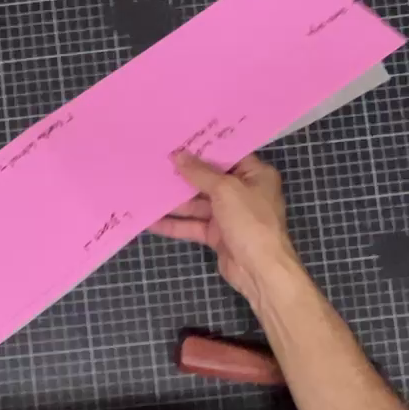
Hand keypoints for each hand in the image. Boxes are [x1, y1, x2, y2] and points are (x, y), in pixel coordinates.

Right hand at [150, 151, 303, 304]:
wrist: (260, 270)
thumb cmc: (250, 221)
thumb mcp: (225, 190)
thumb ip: (200, 173)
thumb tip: (178, 155)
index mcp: (255, 174)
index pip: (228, 155)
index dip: (204, 148)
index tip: (178, 140)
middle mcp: (243, 192)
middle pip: (209, 180)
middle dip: (184, 175)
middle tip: (156, 163)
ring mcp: (229, 215)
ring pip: (197, 204)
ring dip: (175, 201)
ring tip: (148, 189)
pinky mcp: (217, 235)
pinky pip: (193, 225)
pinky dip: (175, 224)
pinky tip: (152, 220)